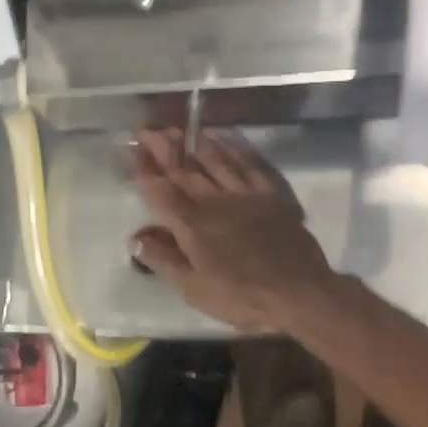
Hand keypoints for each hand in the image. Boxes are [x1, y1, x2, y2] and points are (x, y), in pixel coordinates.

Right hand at [129, 129, 338, 331]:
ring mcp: (245, 195)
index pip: (160, 193)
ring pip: (215, 161)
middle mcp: (215, 203)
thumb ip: (164, 261)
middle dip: (163, 150)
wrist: (298, 292)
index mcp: (192, 227)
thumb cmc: (241, 298)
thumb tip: (136, 238)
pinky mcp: (272, 195)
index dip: (143, 171)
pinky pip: (250, 163)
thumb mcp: (194, 289)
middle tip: (146, 130)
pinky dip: (235, 146)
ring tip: (178, 128)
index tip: (129, 150)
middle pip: (184, 171)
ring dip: (194, 143)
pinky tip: (224, 135)